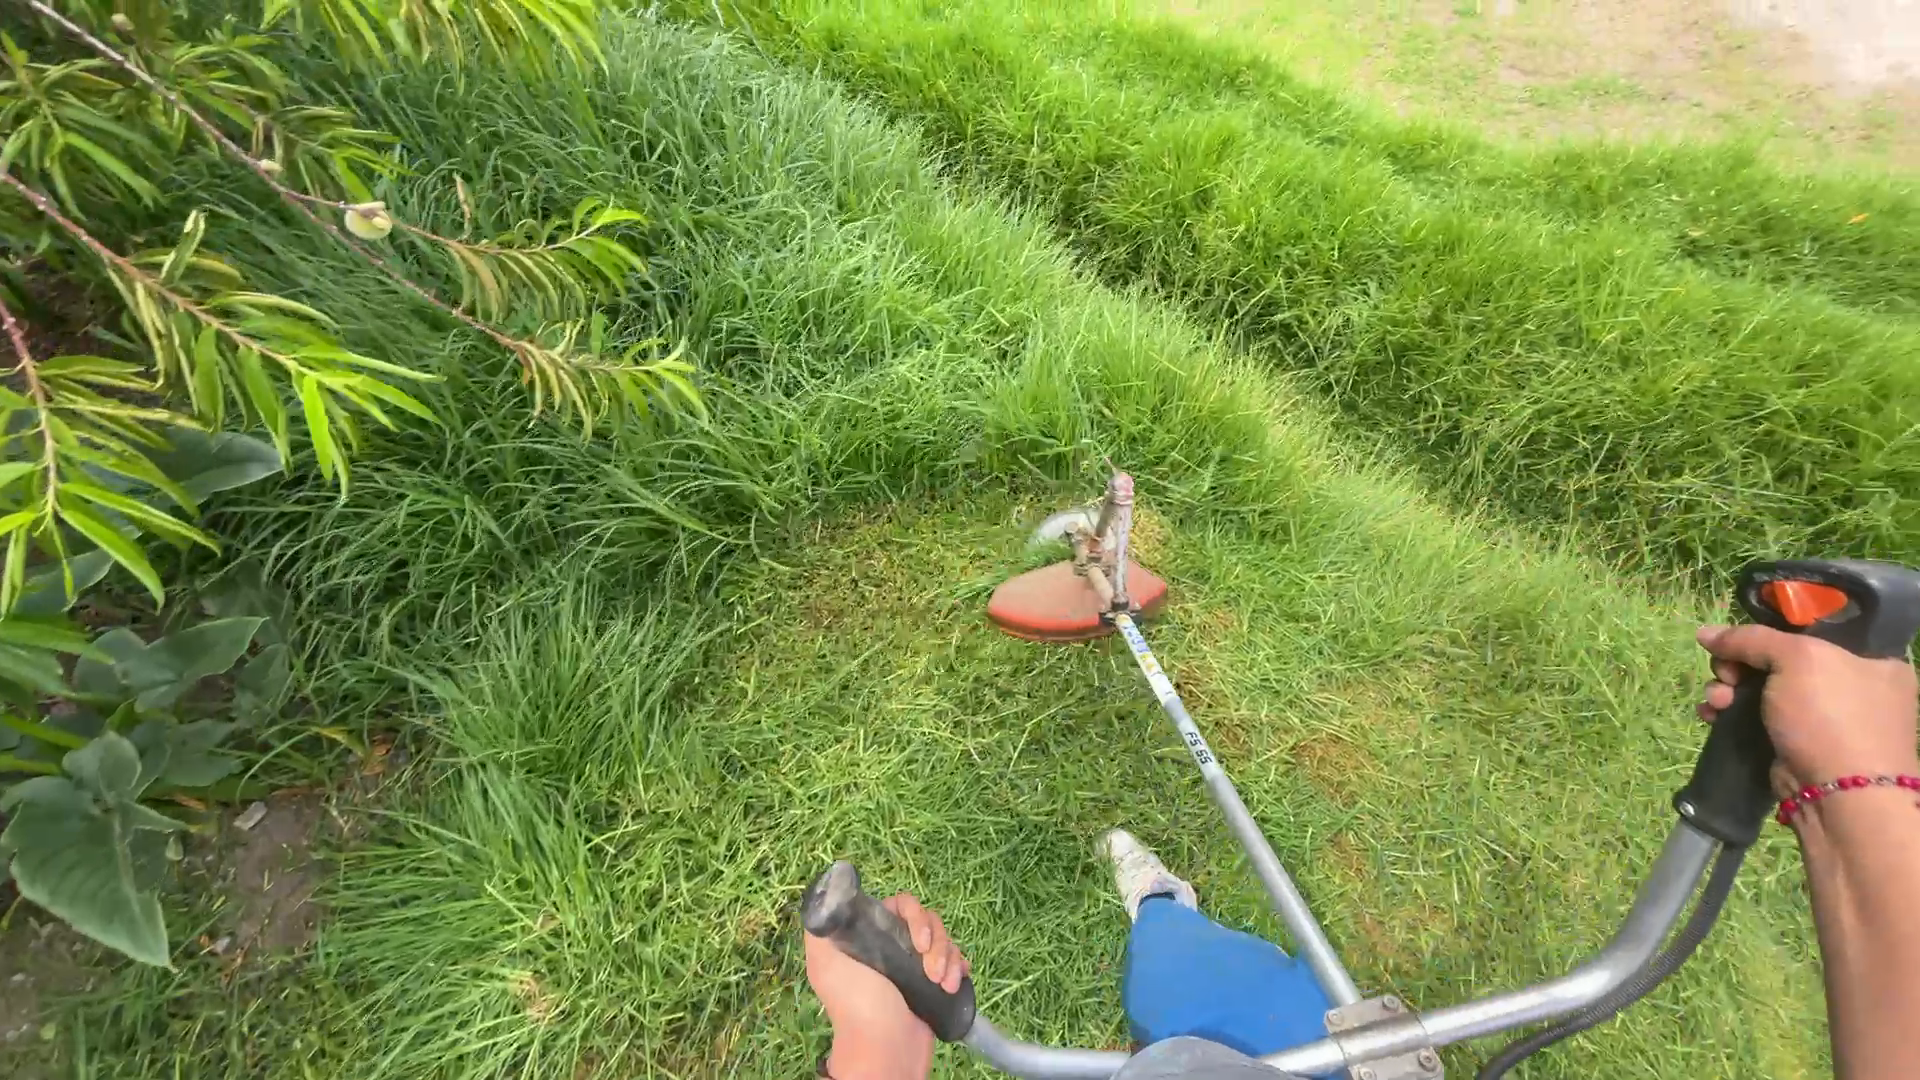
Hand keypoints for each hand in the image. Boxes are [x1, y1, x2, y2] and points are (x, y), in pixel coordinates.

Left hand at [804, 893, 969, 1079]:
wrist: (885, 1052)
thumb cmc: (857, 1004)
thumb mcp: (826, 963)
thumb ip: (821, 929)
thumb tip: (830, 898)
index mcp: (872, 937)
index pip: (901, 906)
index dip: (914, 916)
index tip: (918, 941)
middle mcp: (893, 947)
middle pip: (926, 921)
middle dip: (936, 943)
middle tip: (931, 970)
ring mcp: (915, 966)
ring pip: (943, 940)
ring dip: (948, 958)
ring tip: (943, 984)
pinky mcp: (933, 984)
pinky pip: (955, 960)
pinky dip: (958, 968)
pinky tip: (954, 984)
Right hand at [1696, 623, 1918, 788]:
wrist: (1838, 791)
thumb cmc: (1831, 717)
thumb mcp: (1798, 660)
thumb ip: (1752, 638)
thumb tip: (1706, 633)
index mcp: (1868, 662)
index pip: (1805, 632)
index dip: (1765, 635)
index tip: (1740, 645)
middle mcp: (1846, 685)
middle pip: (1770, 659)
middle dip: (1735, 666)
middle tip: (1727, 676)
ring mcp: (1817, 714)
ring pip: (1753, 686)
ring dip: (1723, 689)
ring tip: (1717, 703)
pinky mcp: (1790, 737)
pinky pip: (1747, 712)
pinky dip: (1725, 711)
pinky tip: (1713, 715)